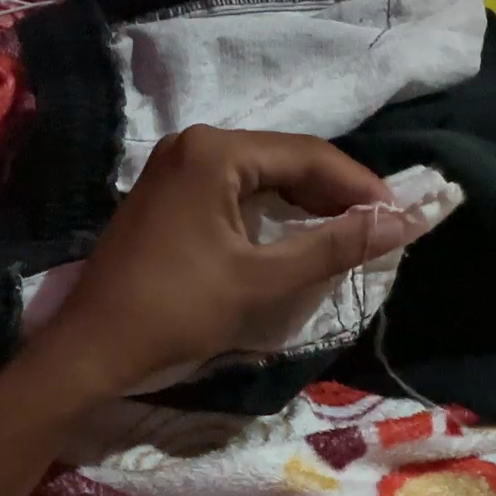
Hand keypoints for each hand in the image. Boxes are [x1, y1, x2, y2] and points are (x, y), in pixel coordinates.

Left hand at [29, 126, 408, 398]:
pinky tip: (291, 239)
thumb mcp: (260, 282)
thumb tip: (402, 221)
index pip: (308, 156)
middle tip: (377, 228)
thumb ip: (333, 247)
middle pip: (283, 161)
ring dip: (302, 206)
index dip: (360, 186)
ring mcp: (173, 171)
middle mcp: (191, 145)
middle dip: (332, 195)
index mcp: (213, 151)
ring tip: (345, 236)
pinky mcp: (165, 199)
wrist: (92, 349)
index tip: (401, 217)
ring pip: (258, 180)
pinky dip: (266, 217)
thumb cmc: (175, 312)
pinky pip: (231, 196)